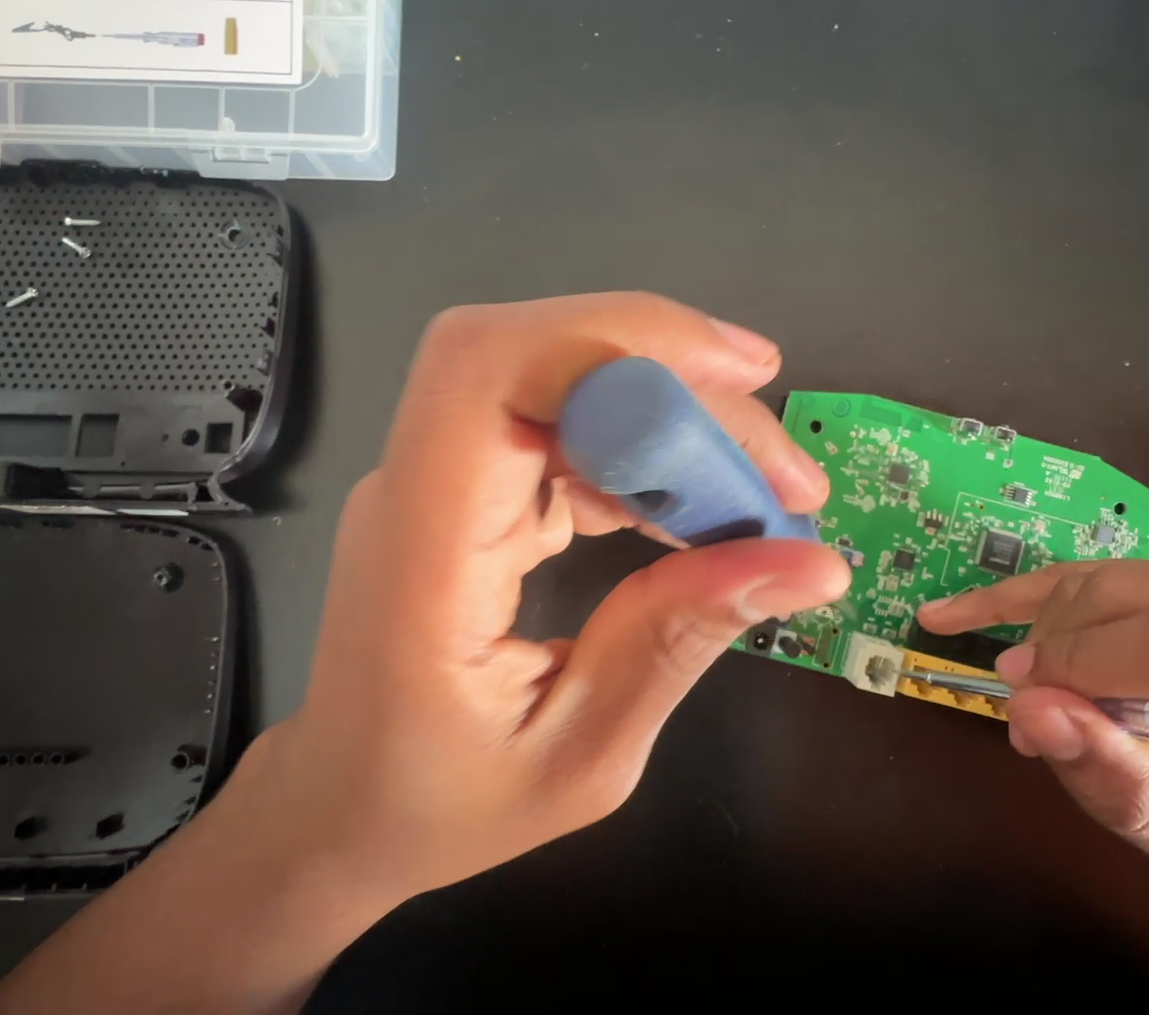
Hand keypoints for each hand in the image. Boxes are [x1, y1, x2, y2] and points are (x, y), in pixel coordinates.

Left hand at [237, 292, 849, 908]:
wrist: (342, 810)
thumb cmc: (439, 807)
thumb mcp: (582, 755)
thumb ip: (678, 642)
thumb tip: (807, 563)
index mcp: (425, 556)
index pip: (488, 373)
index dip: (616, 339)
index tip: (744, 379)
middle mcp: (416, 490)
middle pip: (538, 359)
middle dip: (676, 382)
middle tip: (784, 467)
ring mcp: (433, 480)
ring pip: (556, 386)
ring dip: (669, 420)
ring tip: (760, 491)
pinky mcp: (462, 490)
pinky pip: (556, 433)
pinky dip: (639, 453)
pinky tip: (694, 507)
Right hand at [916, 560, 1148, 930]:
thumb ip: (1133, 793)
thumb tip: (1031, 713)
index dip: (1093, 658)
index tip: (1023, 701)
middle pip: (1144, 597)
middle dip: (1059, 650)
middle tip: (1023, 717)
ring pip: (1116, 580)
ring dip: (1048, 631)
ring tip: (1027, 693)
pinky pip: (1114, 573)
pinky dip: (1036, 594)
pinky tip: (967, 610)